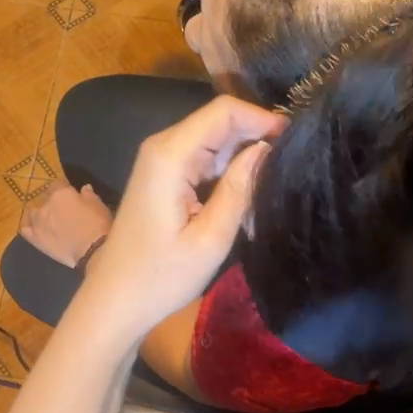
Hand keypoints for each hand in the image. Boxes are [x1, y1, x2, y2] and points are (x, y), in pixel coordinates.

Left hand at [19, 181, 111, 267]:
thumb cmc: (98, 224)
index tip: (71, 192)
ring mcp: (37, 222)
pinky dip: (30, 227)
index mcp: (61, 193)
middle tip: (64, 209)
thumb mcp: (98, 205)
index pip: (58, 183)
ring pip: (33, 212)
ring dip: (40, 213)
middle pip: (45, 198)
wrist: (91, 250)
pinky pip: (25, 229)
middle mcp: (45, 205)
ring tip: (49, 219)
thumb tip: (84, 187)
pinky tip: (36, 230)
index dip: (64, 187)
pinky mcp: (34, 238)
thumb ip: (88, 195)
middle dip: (53, 201)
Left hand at [75, 96, 285, 335]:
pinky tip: (253, 184)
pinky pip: (205, 154)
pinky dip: (231, 164)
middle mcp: (163, 146)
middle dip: (258, 131)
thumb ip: (239, 188)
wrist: (116, 301)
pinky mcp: (166, 175)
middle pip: (220, 119)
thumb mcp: (211, 238)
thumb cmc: (162, 276)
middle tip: (295, 159)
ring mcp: (162, 160)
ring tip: (280, 172)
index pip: (224, 111)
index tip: (296, 140)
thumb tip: (266, 148)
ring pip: (215, 136)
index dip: (263, 117)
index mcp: (171, 156)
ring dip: (247, 149)